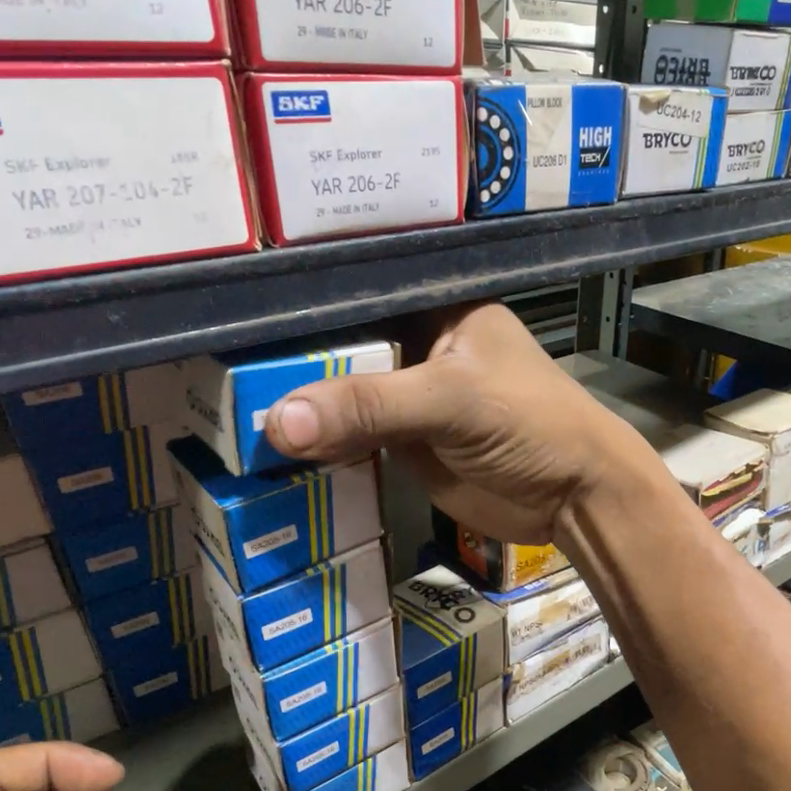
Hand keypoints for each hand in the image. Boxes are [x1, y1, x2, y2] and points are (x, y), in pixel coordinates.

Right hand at [263, 303, 661, 544]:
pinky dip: (319, 446)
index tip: (233, 310)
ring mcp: (410, 396)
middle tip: (216, 365)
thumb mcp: (452, 401)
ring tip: (226, 406)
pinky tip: (269, 448)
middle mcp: (419, 343)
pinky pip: (351, 438)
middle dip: (288, 359)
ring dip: (299, 406)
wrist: (574, 497)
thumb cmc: (531, 424)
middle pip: (341, 345)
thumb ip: (369, 405)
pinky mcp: (405, 444)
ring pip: (342, 394)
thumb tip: (276, 420)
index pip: (357, 293)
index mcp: (437, 306)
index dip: (303, 303)